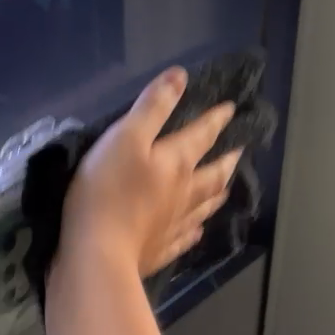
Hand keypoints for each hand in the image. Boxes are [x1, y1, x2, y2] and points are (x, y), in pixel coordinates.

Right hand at [59, 68, 242, 278]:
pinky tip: (196, 233)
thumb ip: (152, 108)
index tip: (230, 109)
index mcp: (176, 163)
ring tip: (225, 191)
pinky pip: (182, 240)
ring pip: (202, 208)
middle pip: (211, 175)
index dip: (215, 120)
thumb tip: (180, 77)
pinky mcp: (157, 253)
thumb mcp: (124, 139)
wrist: (96, 257)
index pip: (202, 135)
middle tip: (238, 153)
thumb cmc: (105, 194)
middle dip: (225, 161)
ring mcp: (172, 227)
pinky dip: (192, 234)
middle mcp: (183, 194)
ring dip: (215, 197)